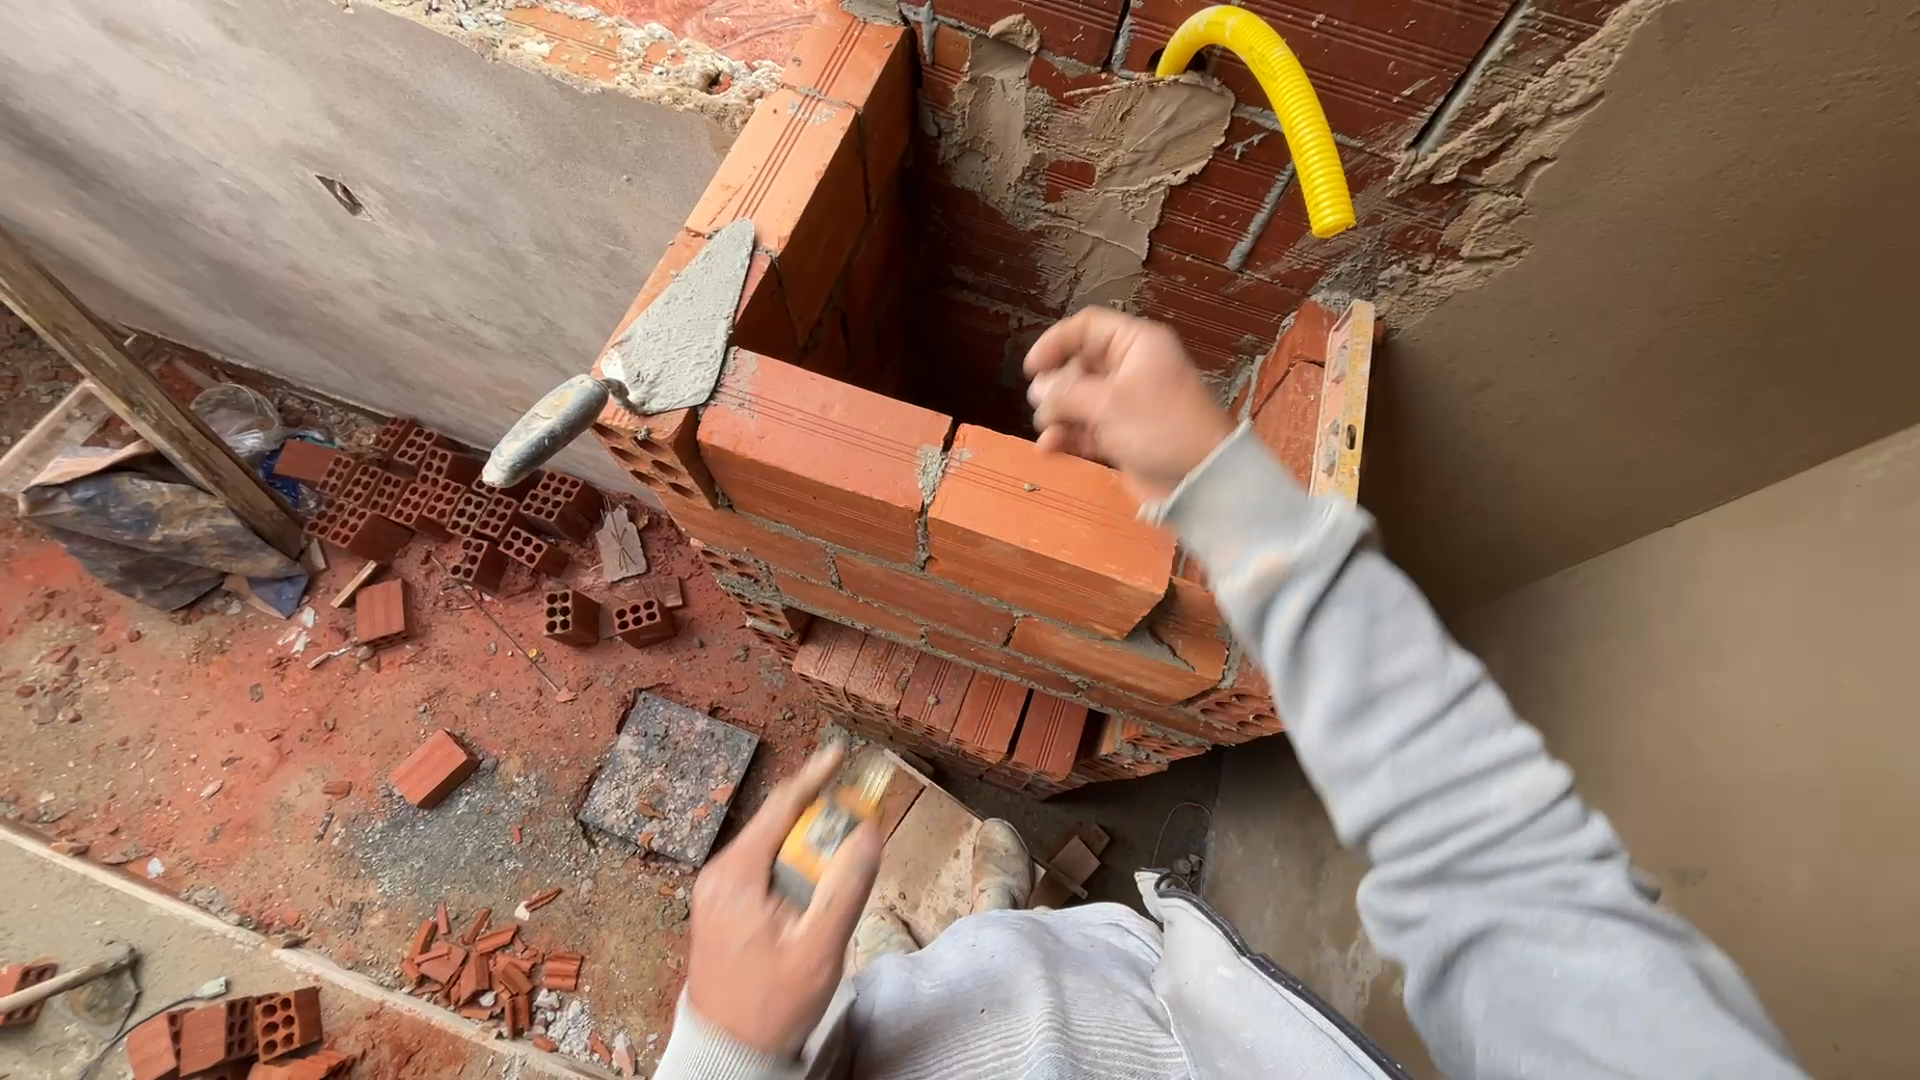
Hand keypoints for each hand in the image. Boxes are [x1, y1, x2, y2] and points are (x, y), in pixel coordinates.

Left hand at [685, 745, 882, 1057]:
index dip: (816, 775)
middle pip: (777, 822)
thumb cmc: (772, 1004)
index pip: (781, 806)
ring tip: (841, 854)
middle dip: (818, 813)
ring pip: (772, 843)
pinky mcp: (723, 903)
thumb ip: (847, 886)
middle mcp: (720, 872)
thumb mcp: (819, 948)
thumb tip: (870, 831)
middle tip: (855, 814)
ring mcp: (717, 888)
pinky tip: (814, 882)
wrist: (726, 1053)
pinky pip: (764, 865)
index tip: (841, 752)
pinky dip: (794, 862)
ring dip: (808, 841)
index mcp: (736, 874)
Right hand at [1024, 307, 1234, 498]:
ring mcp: (1125, 404)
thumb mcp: (1110, 404)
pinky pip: (1086, 428)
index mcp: (1136, 345)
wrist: (1201, 478)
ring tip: (1046, 429)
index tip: (1032, 368)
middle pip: (1079, 365)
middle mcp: (1130, 369)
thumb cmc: (1162, 428)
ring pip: (1079, 400)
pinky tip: (1050, 447)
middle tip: (1040, 404)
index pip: (1087, 328)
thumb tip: (1038, 390)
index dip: (1056, 343)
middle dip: (1056, 385)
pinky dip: (1068, 436)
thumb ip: (1068, 394)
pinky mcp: (1122, 435)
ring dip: (1058, 414)